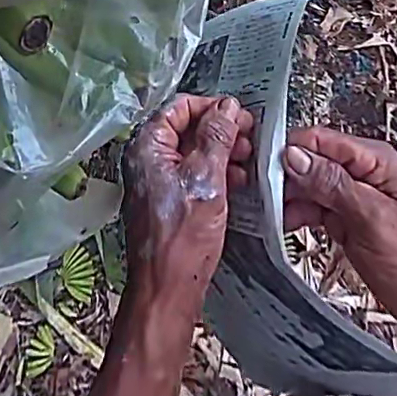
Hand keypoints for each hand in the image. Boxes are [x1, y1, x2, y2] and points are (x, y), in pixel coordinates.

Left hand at [120, 95, 254, 315]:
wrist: (167, 289)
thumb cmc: (180, 239)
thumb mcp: (206, 179)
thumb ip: (216, 138)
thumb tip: (227, 107)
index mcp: (147, 145)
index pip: (180, 107)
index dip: (212, 107)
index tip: (239, 115)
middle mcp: (147, 157)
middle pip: (187, 126)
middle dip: (220, 129)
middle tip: (249, 137)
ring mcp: (156, 178)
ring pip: (192, 150)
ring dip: (221, 150)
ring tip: (248, 159)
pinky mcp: (168, 197)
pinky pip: (193, 173)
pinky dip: (215, 172)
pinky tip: (237, 180)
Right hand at [281, 127, 396, 339]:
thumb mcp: (374, 220)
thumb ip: (333, 184)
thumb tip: (294, 155)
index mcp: (373, 161)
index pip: (317, 140)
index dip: (288, 149)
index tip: (262, 166)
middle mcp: (360, 173)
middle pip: (307, 160)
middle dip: (283, 175)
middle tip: (261, 193)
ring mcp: (351, 196)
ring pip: (305, 184)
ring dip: (285, 196)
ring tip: (268, 211)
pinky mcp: (345, 219)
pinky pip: (311, 207)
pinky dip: (294, 214)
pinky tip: (282, 223)